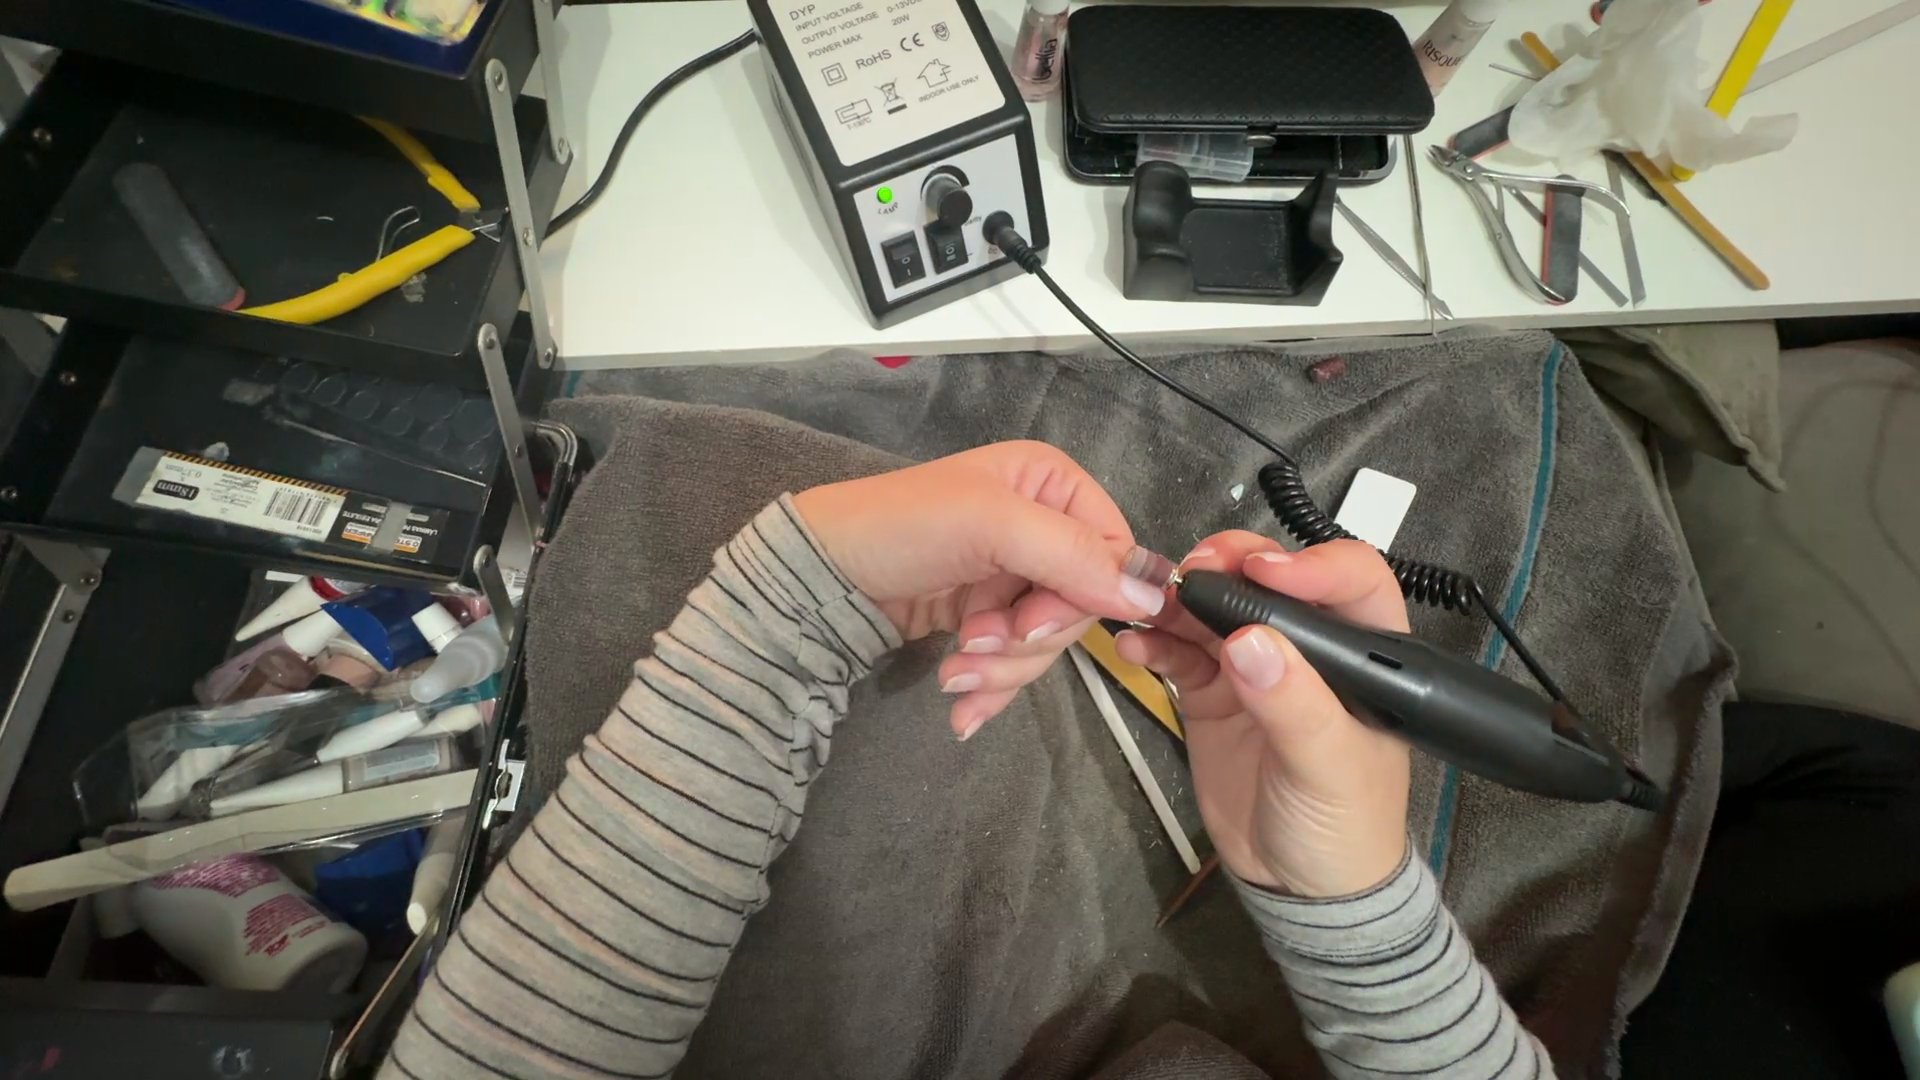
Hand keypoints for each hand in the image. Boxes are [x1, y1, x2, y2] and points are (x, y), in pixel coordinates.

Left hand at [791, 441, 1165, 739]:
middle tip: (977, 640)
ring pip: (1049, 642)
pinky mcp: (988, 616)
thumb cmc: (901, 528)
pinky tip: (962, 708)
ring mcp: (1014, 576)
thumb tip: (1154, 599)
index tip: (1032, 623)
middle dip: (1028, 638)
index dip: (1084, 598)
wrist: (820, 575)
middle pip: (1082, 605)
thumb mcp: (988, 526)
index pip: (1113, 551)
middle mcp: (1042, 527)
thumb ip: (1071, 556)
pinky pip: (1017, 661)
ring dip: (1004, 667)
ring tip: (953, 673)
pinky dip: (993, 686)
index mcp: (1052, 485)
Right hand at [1114, 532, 1411, 897]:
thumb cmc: (1343, 826)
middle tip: (1195, 571)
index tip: (1263, 572)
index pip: (1350, 582)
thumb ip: (1294, 706)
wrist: (1294, 883)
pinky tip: (1134, 647)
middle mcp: (1306, 647)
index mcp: (1362, 655)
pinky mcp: (1208, 688)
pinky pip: (1177, 652)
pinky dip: (1153, 643)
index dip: (1312, 563)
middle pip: (1268, 581)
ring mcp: (1250, 665)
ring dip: (1180, 600)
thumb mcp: (1330, 770)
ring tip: (1150, 605)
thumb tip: (1248, 642)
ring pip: (1214, 608)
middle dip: (1230, 565)